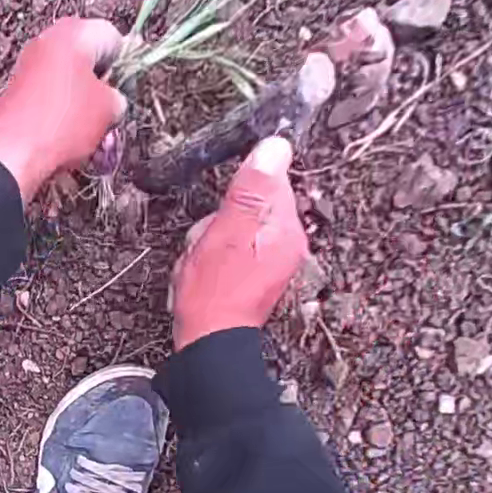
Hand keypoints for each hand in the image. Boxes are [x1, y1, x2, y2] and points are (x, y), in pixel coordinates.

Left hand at [0, 18, 126, 199]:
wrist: (13, 152)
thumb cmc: (65, 123)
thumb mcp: (107, 110)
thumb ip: (119, 97)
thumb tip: (114, 99)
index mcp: (74, 33)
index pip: (113, 36)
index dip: (125, 64)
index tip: (125, 90)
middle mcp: (48, 38)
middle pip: (88, 55)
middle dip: (101, 82)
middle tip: (108, 109)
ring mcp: (29, 62)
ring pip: (68, 75)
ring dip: (82, 97)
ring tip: (89, 127)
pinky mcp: (17, 87)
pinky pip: (50, 90)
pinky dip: (62, 106)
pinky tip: (67, 131)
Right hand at [169, 137, 307, 351]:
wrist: (209, 344)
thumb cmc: (213, 295)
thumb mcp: (225, 235)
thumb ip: (250, 192)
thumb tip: (275, 147)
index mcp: (286, 231)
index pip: (269, 182)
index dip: (237, 194)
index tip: (220, 217)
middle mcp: (287, 244)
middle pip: (251, 205)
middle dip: (220, 220)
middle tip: (209, 245)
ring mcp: (273, 260)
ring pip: (236, 227)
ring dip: (212, 239)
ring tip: (204, 263)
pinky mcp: (257, 273)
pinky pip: (233, 248)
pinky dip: (215, 256)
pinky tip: (206, 272)